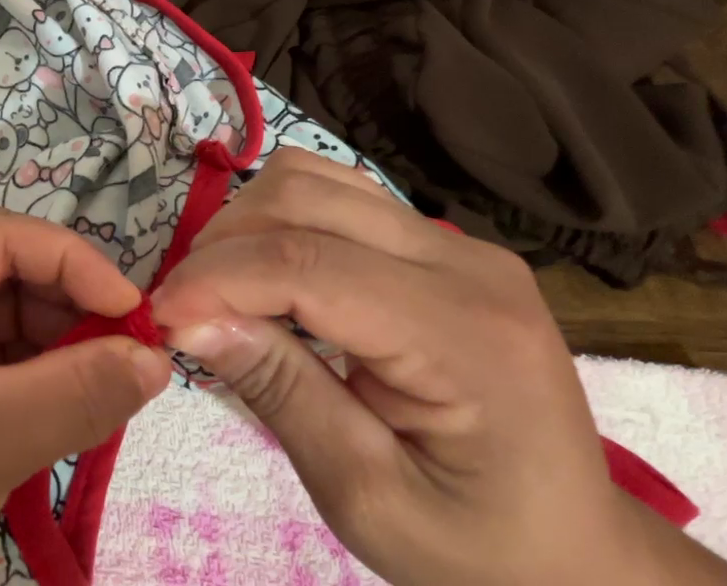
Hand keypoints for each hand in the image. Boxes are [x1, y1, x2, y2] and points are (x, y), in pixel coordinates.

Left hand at [0, 209, 171, 584]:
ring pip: (6, 309)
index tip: (140, 319)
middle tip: (130, 361)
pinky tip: (66, 403)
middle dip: (69, 310)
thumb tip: (158, 357)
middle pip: (5, 267)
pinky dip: (36, 372)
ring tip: (100, 392)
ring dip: (58, 345)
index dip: (76, 265)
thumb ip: (75, 393)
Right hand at [149, 149, 726, 585]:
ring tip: (220, 291)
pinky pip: (334, 193)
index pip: (307, 264)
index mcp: (463, 336)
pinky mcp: (439, 242)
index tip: (155, 319)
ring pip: (312, 178)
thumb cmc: (472, 544)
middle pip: (302, 198)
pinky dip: (278, 219)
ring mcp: (456, 243)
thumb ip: (280, 393)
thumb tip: (188, 318)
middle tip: (184, 311)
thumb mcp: (366, 496)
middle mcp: (466, 263)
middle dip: (220, 245)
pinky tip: (269, 274)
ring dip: (244, 223)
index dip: (214, 280)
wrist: (572, 551)